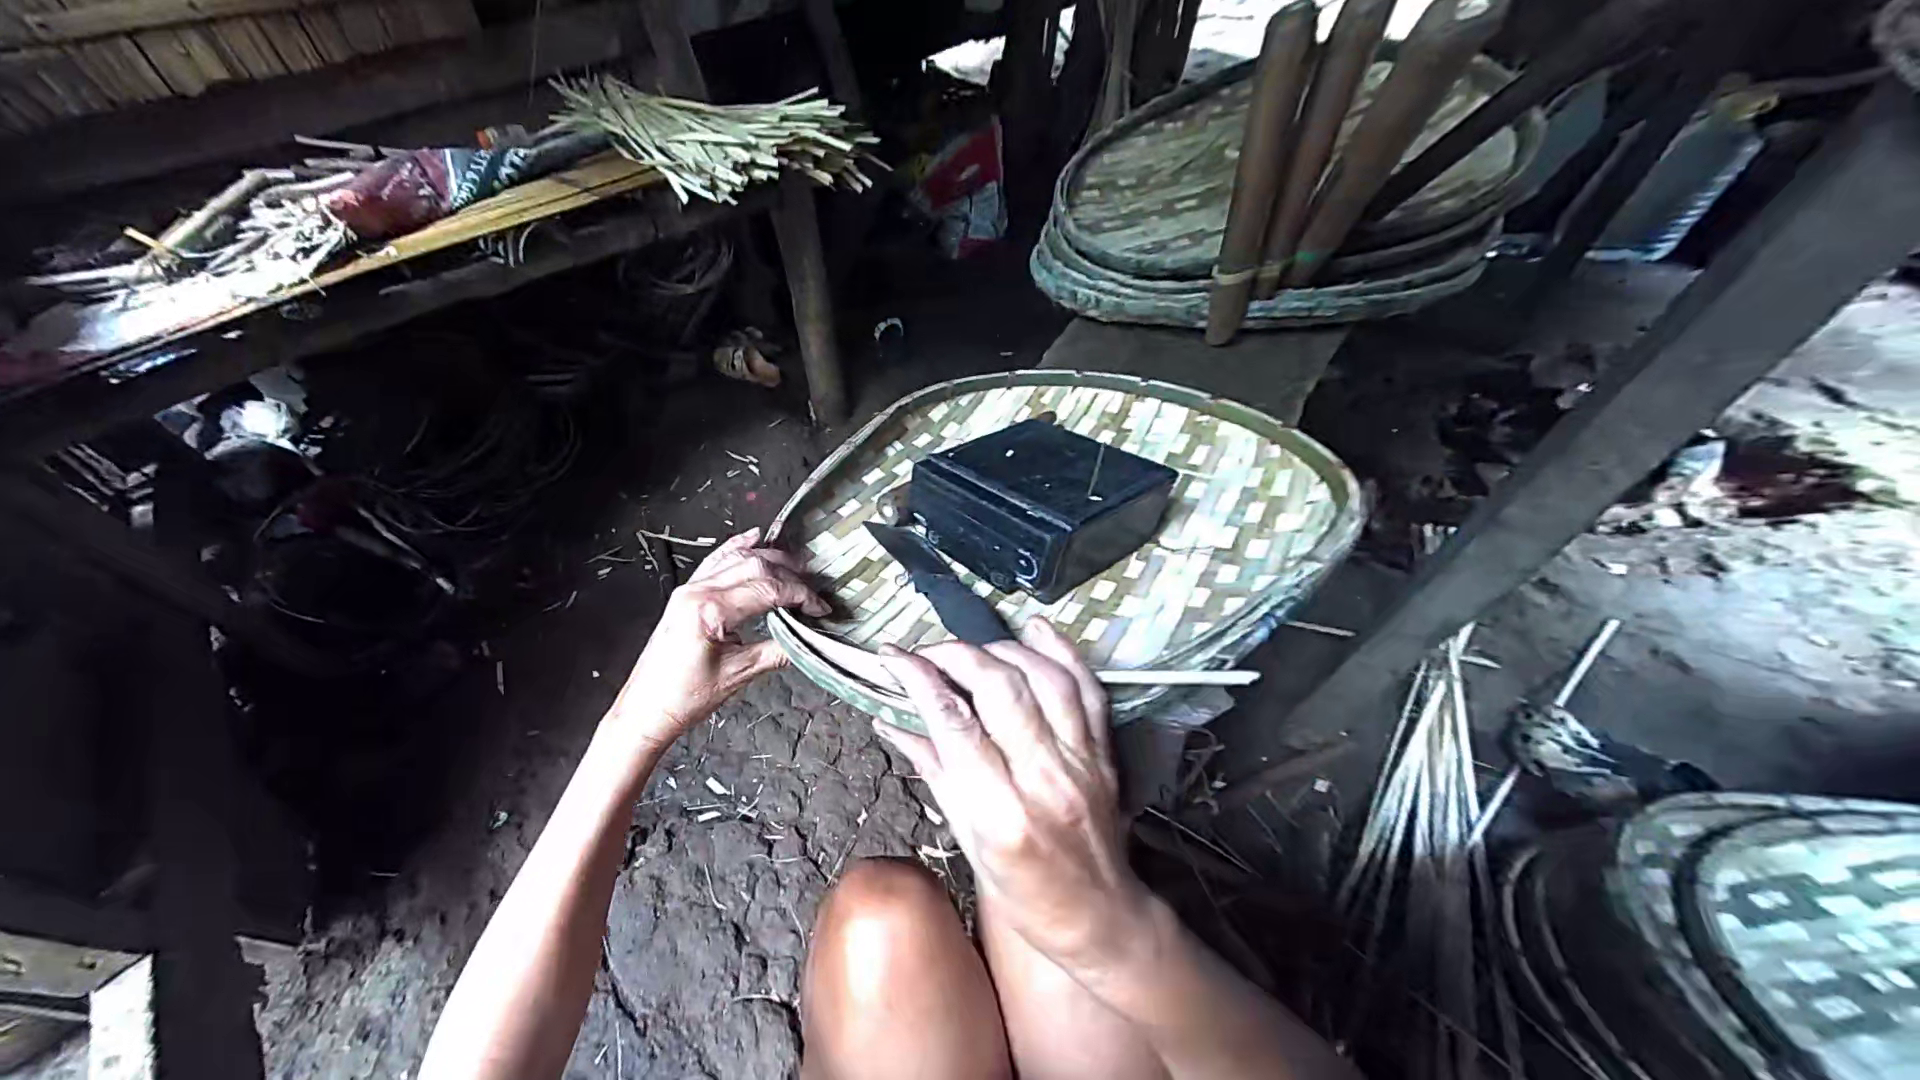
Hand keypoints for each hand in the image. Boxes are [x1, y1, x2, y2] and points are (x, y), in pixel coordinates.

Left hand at [623, 528, 828, 744]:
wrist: (646, 711)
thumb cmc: (682, 697)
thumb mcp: (739, 675)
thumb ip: (778, 652)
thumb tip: (807, 639)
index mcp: (709, 611)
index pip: (768, 590)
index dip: (800, 595)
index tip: (818, 607)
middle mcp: (696, 593)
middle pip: (755, 566)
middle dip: (790, 574)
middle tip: (812, 588)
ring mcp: (688, 591)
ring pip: (736, 557)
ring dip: (769, 557)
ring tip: (795, 564)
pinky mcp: (685, 595)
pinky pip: (715, 561)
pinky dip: (737, 547)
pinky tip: (752, 538)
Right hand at [876, 621, 1149, 972]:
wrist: (1099, 917)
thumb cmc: (1025, 893)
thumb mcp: (966, 841)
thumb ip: (932, 770)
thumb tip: (889, 722)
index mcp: (1000, 811)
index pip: (953, 722)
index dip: (919, 679)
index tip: (894, 658)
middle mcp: (1044, 777)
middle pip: (999, 689)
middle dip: (957, 656)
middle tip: (930, 651)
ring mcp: (1081, 760)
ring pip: (1044, 678)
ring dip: (1003, 650)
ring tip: (973, 648)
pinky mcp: (1104, 753)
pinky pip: (1087, 688)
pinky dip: (1061, 650)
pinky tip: (1034, 628)